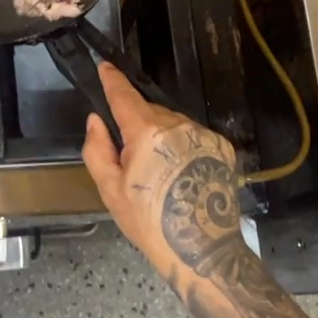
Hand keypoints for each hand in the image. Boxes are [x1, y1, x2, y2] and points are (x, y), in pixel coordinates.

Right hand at [80, 63, 240, 273]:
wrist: (204, 250)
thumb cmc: (150, 223)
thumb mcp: (111, 191)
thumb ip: (97, 149)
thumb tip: (96, 120)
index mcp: (147, 133)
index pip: (124, 96)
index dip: (112, 80)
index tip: (105, 66)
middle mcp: (178, 125)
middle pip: (148, 112)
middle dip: (135, 125)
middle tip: (130, 160)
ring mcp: (203, 135)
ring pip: (171, 124)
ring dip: (160, 137)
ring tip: (158, 174)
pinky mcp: (221, 147)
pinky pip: (191, 136)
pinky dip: (180, 146)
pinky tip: (179, 175)